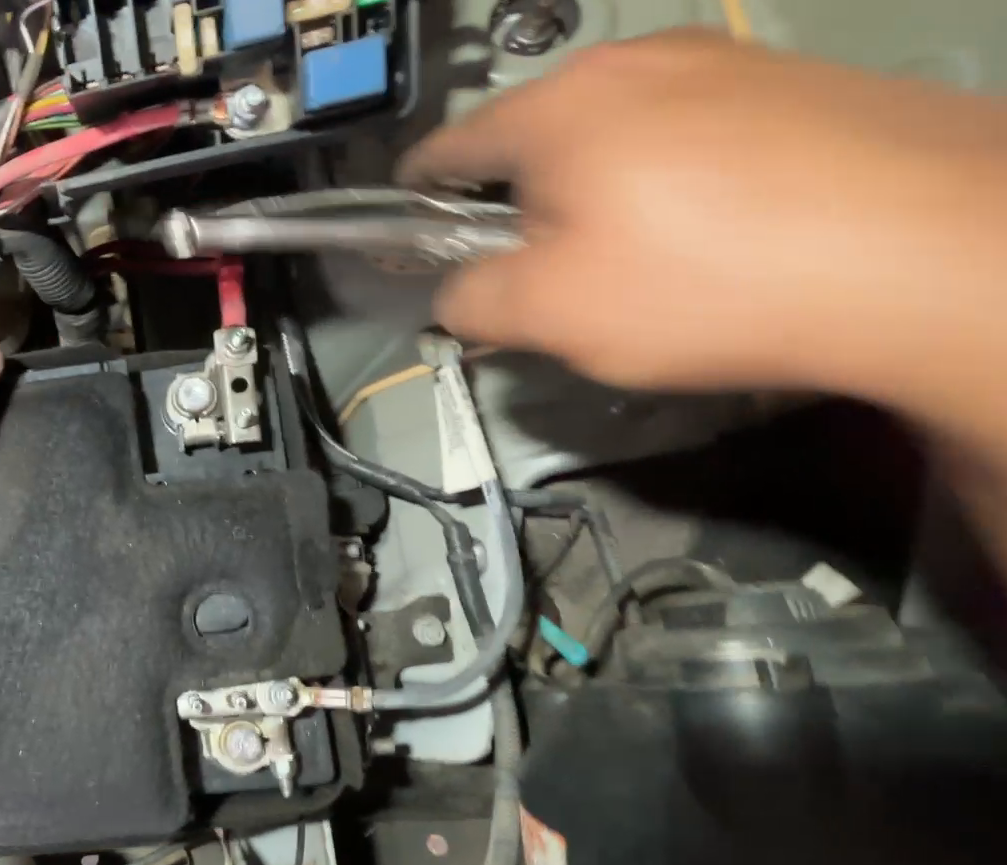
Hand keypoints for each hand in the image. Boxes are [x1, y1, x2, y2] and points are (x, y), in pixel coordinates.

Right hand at [398, 31, 1006, 412]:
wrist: (939, 254)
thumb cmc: (705, 281)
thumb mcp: (547, 314)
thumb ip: (469, 298)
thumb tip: (456, 292)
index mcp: (559, 108)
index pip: (447, 149)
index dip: (416, 198)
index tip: (414, 234)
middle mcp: (635, 63)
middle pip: (531, 142)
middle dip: (513, 207)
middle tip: (531, 276)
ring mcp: (724, 64)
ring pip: (610, 139)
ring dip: (589, 197)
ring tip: (625, 267)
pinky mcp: (794, 87)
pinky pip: (686, 138)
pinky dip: (664, 187)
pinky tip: (702, 242)